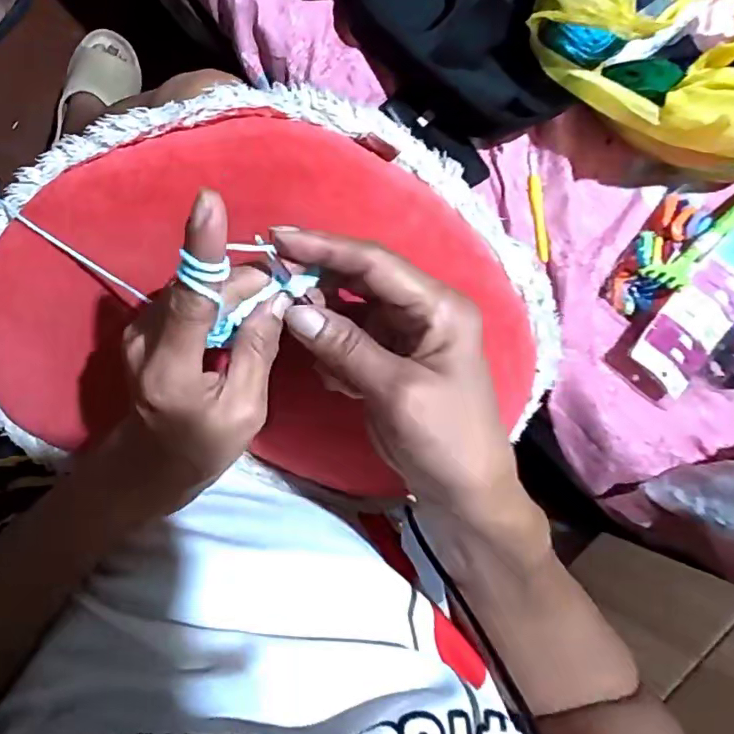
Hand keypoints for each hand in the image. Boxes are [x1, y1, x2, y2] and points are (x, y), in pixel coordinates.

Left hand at [95, 190, 286, 519]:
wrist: (147, 465)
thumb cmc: (200, 448)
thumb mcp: (244, 411)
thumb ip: (256, 351)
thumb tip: (272, 301)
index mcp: (171, 367)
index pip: (191, 297)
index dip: (201, 247)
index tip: (208, 202)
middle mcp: (145, 339)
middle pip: (198, 287)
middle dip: (241, 284)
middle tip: (277, 294)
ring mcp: (137, 331)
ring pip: (190, 289)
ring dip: (227, 293)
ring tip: (257, 313)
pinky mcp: (139, 328)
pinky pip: (182, 300)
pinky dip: (211, 302)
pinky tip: (231, 321)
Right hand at [273, 229, 547, 561]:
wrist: (463, 495)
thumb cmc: (445, 439)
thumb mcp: (396, 391)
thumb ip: (345, 346)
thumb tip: (293, 309)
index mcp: (438, 307)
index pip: (374, 263)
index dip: (325, 248)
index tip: (278, 238)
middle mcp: (421, 310)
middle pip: (359, 278)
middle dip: (315, 275)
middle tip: (270, 273)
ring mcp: (402, 333)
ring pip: (348, 307)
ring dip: (318, 315)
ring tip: (289, 324)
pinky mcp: (385, 357)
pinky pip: (346, 336)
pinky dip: (328, 346)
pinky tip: (327, 372)